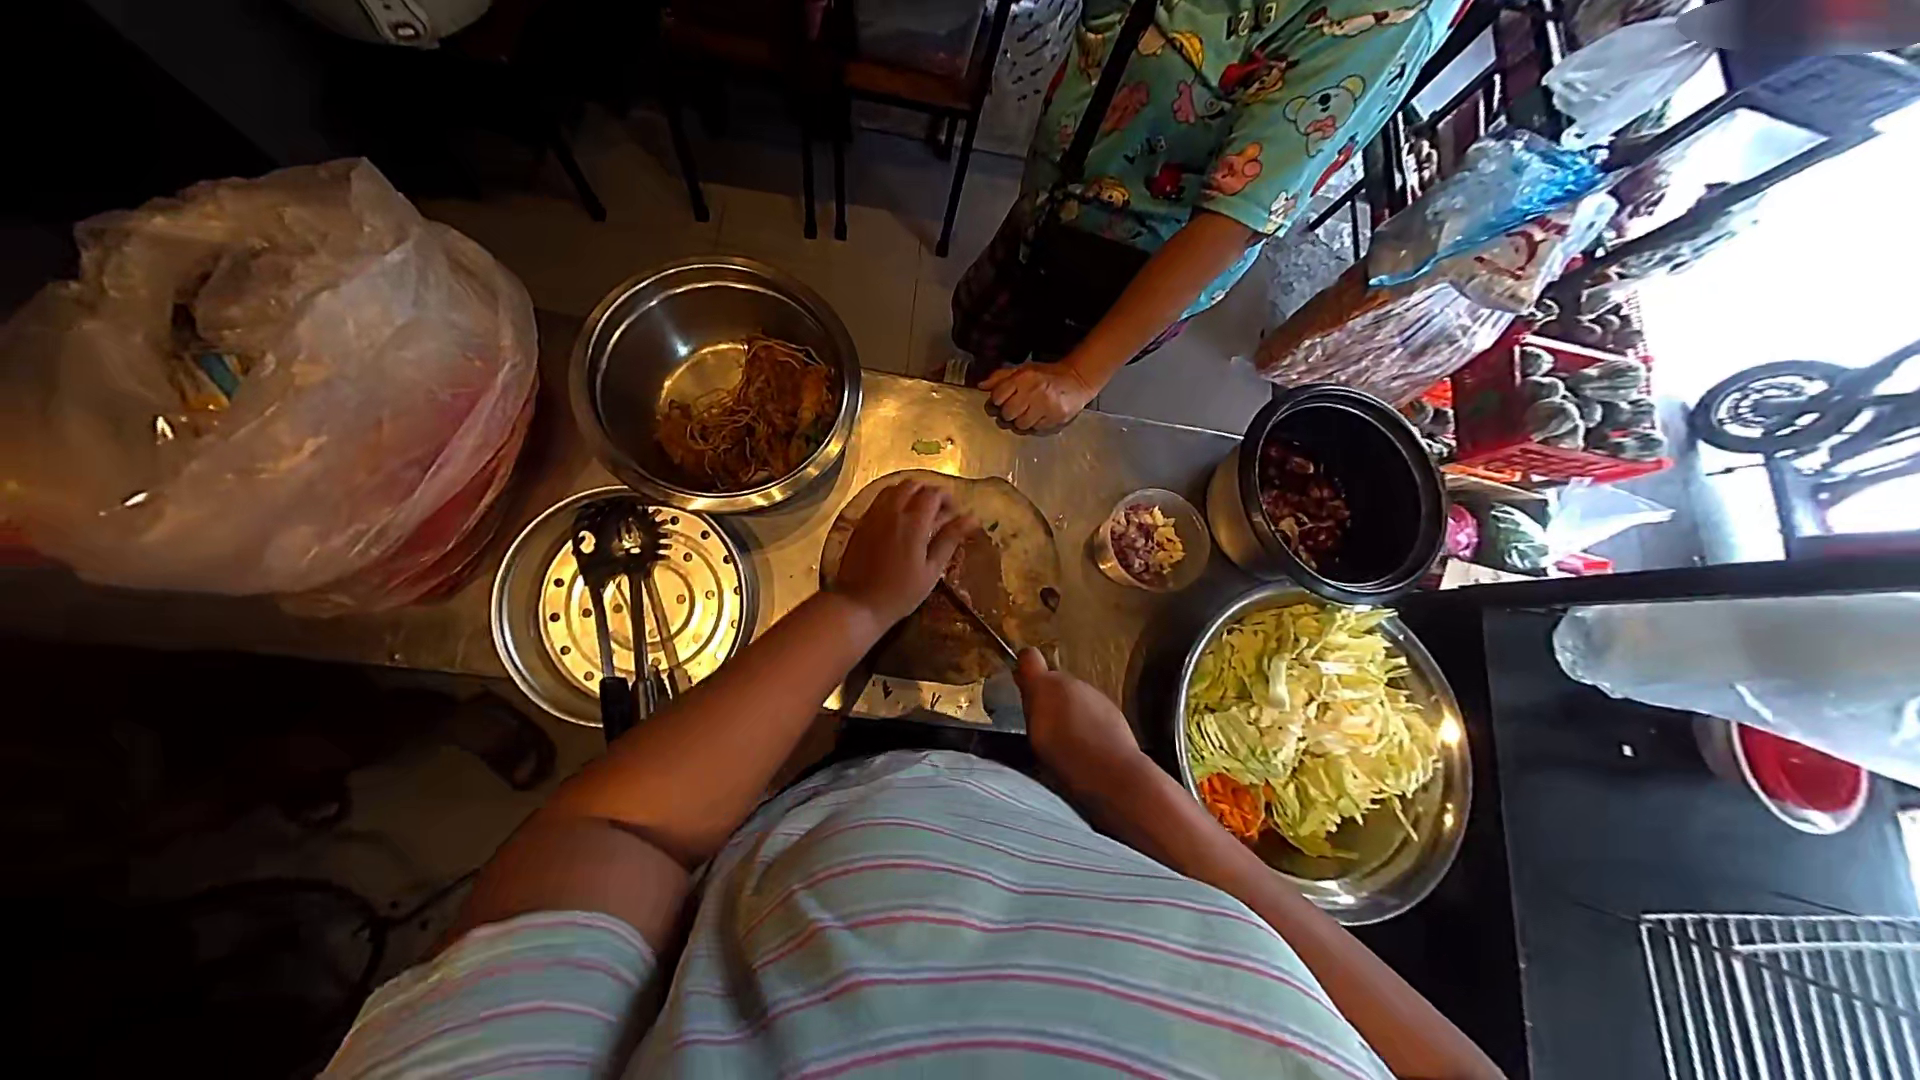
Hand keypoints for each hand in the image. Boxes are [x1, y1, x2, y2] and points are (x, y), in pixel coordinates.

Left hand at [833, 481, 972, 626]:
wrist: (858, 604)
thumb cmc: (901, 592)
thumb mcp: (932, 569)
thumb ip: (950, 539)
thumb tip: (972, 518)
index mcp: (913, 522)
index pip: (933, 493)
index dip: (947, 498)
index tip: (954, 513)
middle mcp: (892, 511)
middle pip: (912, 484)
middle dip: (928, 492)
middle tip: (938, 511)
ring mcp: (873, 515)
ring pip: (893, 488)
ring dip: (909, 492)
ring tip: (918, 512)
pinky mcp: (861, 523)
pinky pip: (879, 499)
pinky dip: (893, 499)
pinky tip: (898, 519)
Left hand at [980, 361, 1097, 430]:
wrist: (1077, 380)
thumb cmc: (1046, 375)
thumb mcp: (1023, 370)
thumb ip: (1001, 377)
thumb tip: (981, 386)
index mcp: (1024, 377)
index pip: (998, 396)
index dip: (997, 400)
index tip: (1002, 400)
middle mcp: (1034, 392)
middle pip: (1007, 413)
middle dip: (1008, 413)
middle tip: (1016, 408)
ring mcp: (1045, 407)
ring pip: (1020, 425)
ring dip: (1021, 421)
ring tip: (1028, 413)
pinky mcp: (1055, 419)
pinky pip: (1034, 430)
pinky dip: (1034, 426)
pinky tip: (1039, 417)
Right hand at [1014, 647, 1147, 794]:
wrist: (1110, 770)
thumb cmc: (1062, 755)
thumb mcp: (1034, 733)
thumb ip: (1031, 706)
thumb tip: (1027, 688)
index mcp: (1045, 685)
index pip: (1029, 658)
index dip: (1026, 667)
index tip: (1024, 682)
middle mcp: (1070, 682)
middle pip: (1054, 682)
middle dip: (1050, 698)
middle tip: (1048, 727)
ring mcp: (1094, 693)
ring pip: (1075, 696)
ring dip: (1070, 710)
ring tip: (1070, 740)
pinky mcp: (1112, 707)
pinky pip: (1093, 709)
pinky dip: (1089, 721)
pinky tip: (1090, 744)